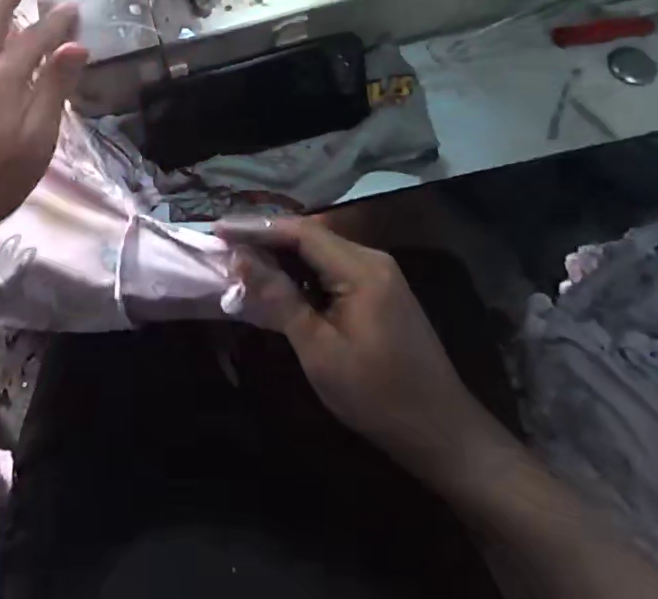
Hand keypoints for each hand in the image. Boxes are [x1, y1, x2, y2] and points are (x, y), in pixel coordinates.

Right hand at [218, 217, 498, 472]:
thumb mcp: (319, 349)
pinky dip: (301, 271)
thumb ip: (279, 299)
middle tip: (223, 245)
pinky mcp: (379, 291)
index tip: (217, 230)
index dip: (256, 228)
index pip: (300, 232)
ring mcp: (379, 274)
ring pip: (320, 251)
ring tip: (241, 260)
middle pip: (310, 236)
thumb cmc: (376, 394)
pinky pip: (332, 268)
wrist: (440, 430)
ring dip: (281, 255)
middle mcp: (372, 259)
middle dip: (265, 238)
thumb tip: (240, 259)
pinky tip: (278, 282)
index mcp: (361, 268)